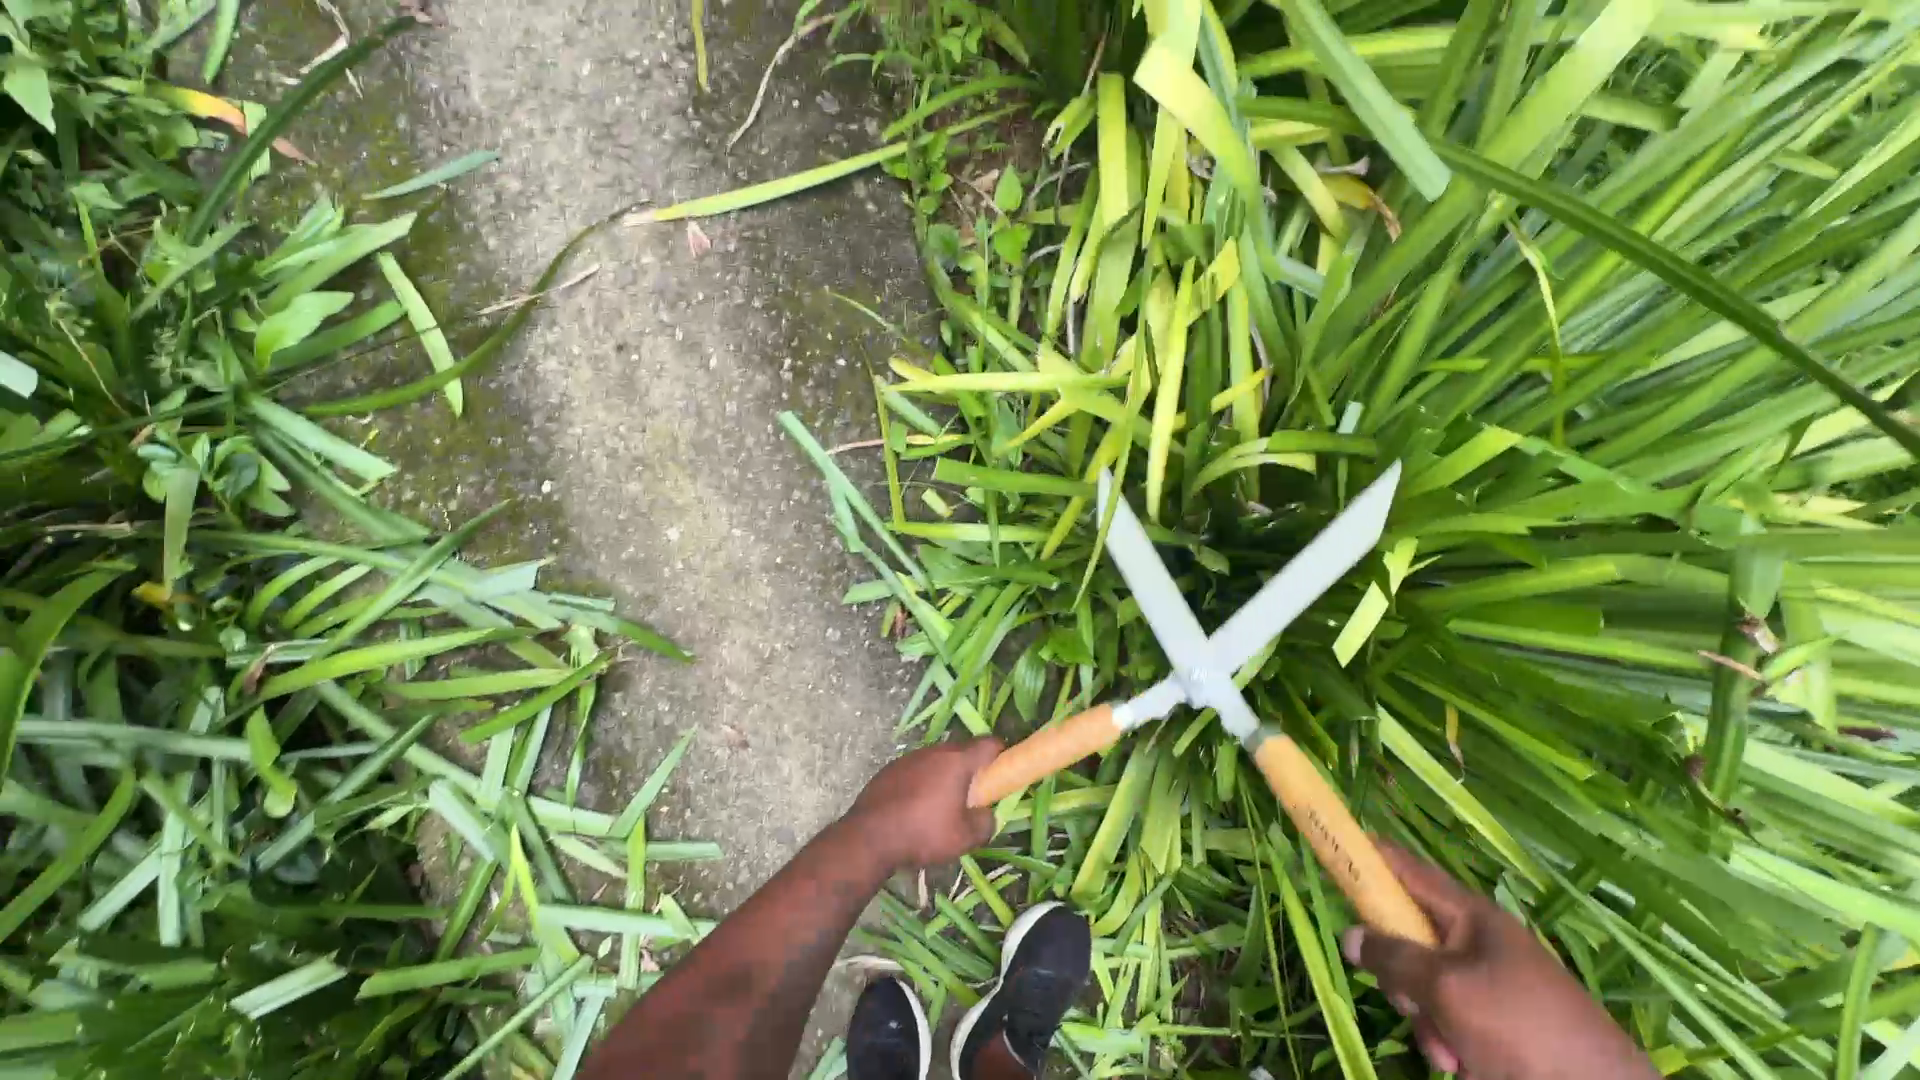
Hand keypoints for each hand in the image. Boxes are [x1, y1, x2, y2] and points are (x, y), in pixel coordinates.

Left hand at [842, 738, 1002, 871]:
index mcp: (957, 760)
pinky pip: (916, 770)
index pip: (989, 743)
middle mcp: (933, 751)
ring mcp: (909, 758)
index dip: (1001, 756)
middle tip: (972, 797)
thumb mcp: (966, 838)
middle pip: (962, 750)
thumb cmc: (923, 833)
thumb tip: (985, 815)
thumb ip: (986, 823)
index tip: (1000, 776)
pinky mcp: (889, 769)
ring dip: (945, 776)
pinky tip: (915, 809)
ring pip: (937, 760)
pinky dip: (922, 783)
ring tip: (941, 806)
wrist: (869, 837)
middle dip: (972, 770)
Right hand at [1342, 843, 1658, 1079]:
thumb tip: (1350, 935)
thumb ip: (1393, 958)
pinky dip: (1446, 1041)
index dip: (1367, 855)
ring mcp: (1488, 984)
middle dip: (1396, 972)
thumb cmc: (1524, 1029)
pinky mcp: (1496, 1024)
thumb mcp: (1447, 989)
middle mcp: (1476, 942)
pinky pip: (1447, 1019)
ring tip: (1449, 1051)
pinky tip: (1463, 1064)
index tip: (1330, 851)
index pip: (1404, 868)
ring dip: (1423, 1018)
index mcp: (1469, 915)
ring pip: (1422, 985)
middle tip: (1408, 999)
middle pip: (1405, 935)